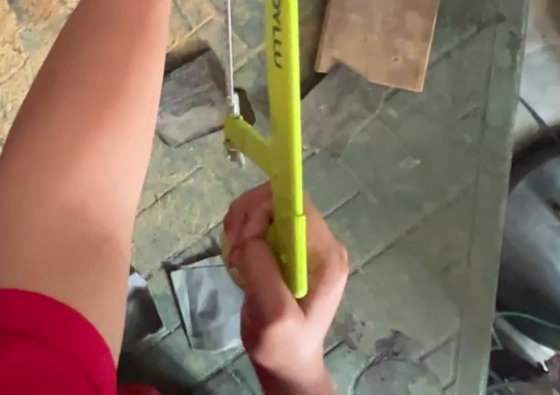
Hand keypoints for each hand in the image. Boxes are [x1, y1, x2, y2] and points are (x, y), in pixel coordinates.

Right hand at [223, 184, 349, 394]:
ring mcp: (299, 241)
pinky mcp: (282, 245)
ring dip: (240, 224)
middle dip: (248, 217)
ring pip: (261, 205)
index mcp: (326, 253)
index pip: (295, 203)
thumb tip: (249, 233)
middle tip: (234, 248)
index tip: (244, 238)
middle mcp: (317, 240)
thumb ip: (262, 268)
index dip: (264, 209)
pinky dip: (238, 231)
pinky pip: (255, 220)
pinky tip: (236, 256)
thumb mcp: (275, 314)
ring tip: (234, 255)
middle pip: (276, 198)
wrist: (284, 362)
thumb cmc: (284, 345)